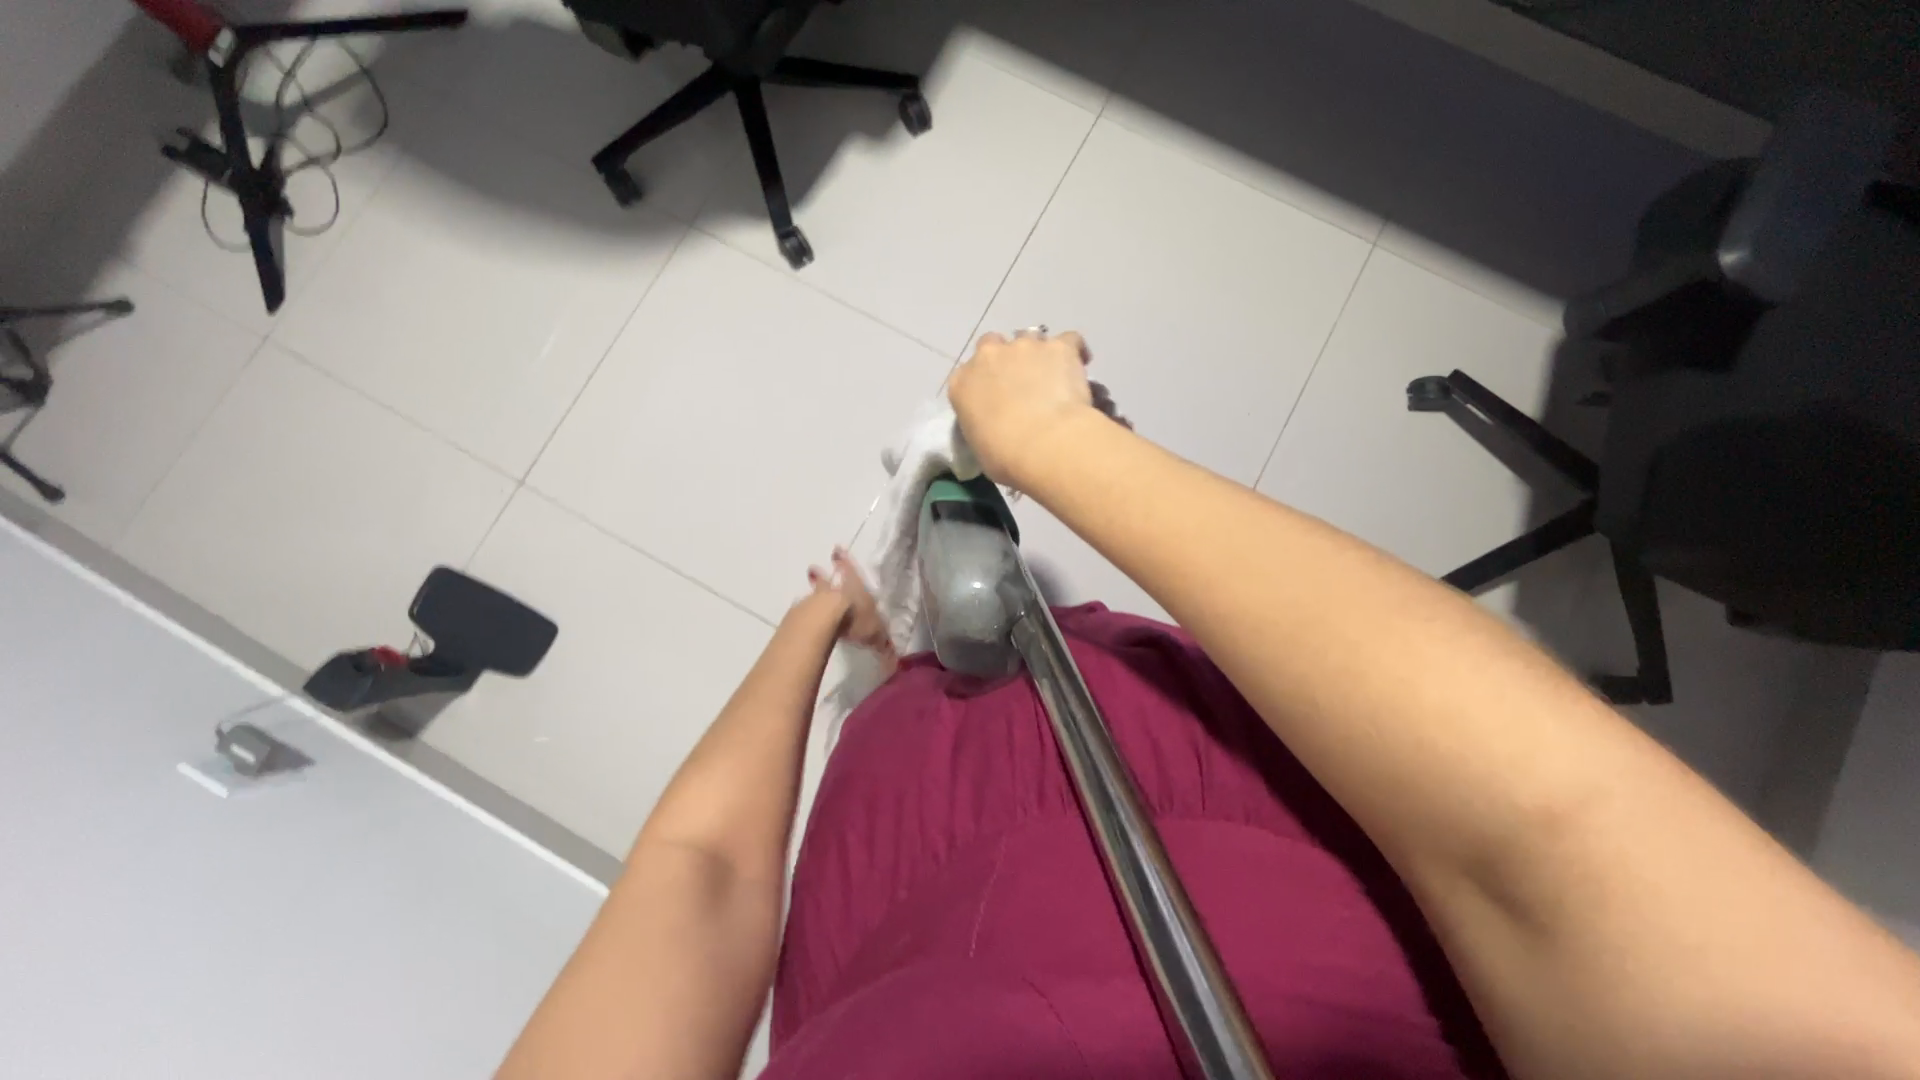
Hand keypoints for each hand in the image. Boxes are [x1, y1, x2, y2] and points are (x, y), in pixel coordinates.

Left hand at [805, 548, 895, 661]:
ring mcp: (816, 599)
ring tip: (807, 588)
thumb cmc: (856, 620)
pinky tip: (801, 613)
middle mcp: (836, 590)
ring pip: (815, 592)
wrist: (825, 620)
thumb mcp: (876, 635)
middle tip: (812, 568)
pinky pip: (804, 608)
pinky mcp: (802, 612)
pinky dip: (804, 609)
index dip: (846, 563)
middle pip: (829, 580)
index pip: (852, 573)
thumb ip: (883, 645)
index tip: (836, 549)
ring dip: (813, 590)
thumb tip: (895, 661)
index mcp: (857, 589)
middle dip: (823, 575)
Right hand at [949, 330, 1098, 486]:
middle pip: (994, 345)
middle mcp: (989, 356)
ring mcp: (1024, 347)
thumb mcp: (981, 447)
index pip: (967, 375)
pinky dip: (1075, 350)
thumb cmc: (1005, 456)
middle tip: (1022, 383)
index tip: (994, 399)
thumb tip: (998, 428)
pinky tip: (1080, 364)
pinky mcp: (1059, 347)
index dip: (983, 384)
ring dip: (1038, 355)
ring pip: (1030, 340)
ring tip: (1053, 377)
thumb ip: (984, 427)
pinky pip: (1069, 340)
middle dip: (1006, 360)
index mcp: (962, 384)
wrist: (1044, 444)